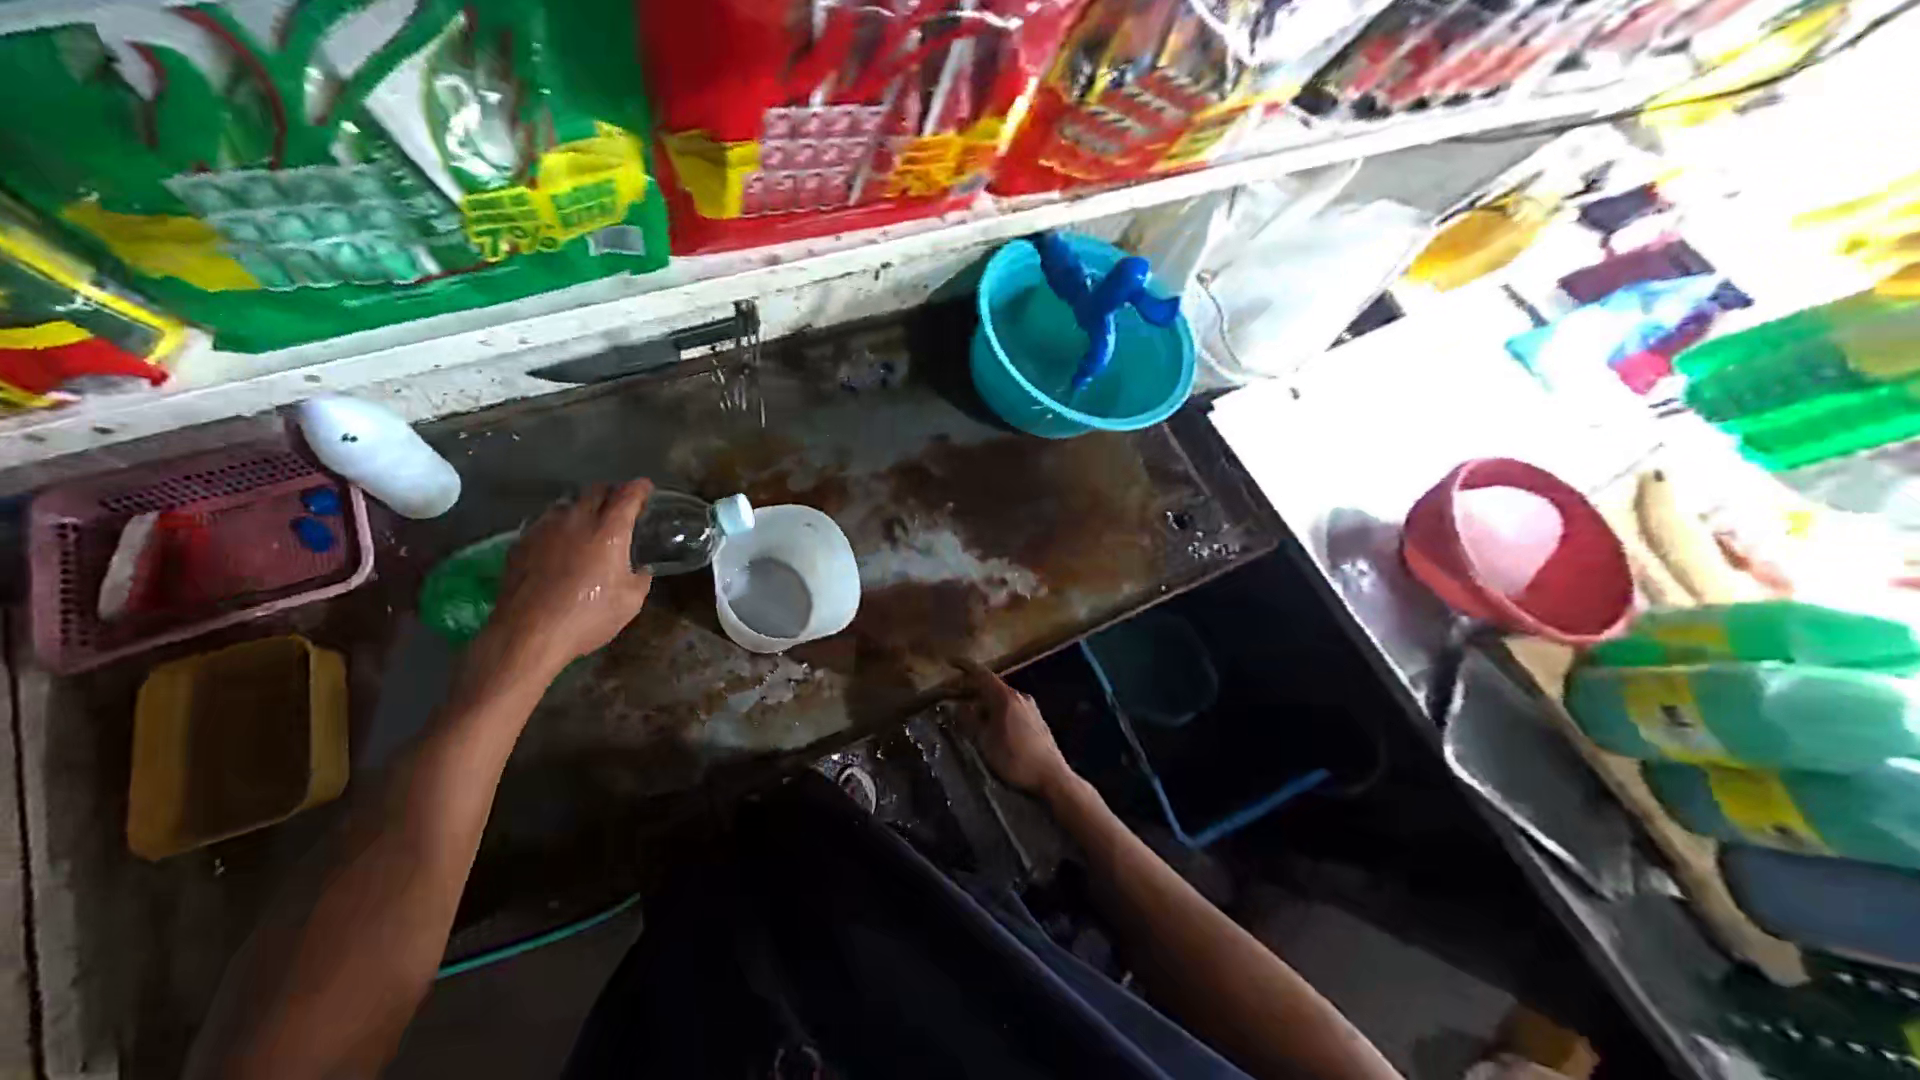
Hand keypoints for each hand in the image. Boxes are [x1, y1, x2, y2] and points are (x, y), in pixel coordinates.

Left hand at [486, 480, 654, 676]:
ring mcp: (544, 529)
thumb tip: (640, 568)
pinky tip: (560, 543)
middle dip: (611, 492)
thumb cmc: (588, 616)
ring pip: (567, 504)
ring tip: (588, 522)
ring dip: (582, 507)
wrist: (527, 634)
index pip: (627, 496)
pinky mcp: (521, 544)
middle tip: (620, 503)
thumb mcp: (630, 601)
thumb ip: (639, 577)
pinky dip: (559, 526)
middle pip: (595, 490)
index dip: (639, 488)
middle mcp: (576, 521)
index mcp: (608, 531)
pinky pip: (544, 524)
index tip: (646, 487)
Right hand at [955, 659, 1076, 799]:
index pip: (982, 674)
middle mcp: (1020, 696)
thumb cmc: (1014, 758)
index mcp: (1006, 697)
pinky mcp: (1037, 719)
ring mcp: (1031, 707)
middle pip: (992, 686)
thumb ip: (969, 721)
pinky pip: (1012, 707)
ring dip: (985, 703)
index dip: (966, 667)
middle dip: (973, 690)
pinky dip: (998, 711)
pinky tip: (992, 726)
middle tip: (955, 697)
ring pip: (1002, 698)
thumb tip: (958, 706)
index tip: (952, 662)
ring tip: (971, 715)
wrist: (1051, 776)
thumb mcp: (985, 742)